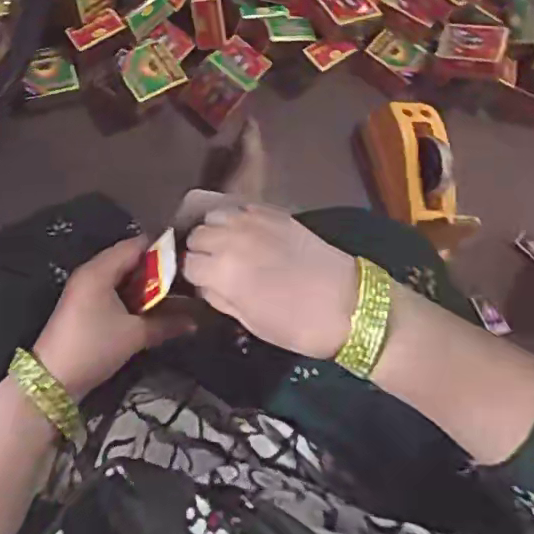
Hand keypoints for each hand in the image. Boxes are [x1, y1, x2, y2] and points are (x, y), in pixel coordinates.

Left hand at [32, 237, 194, 399]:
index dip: (161, 249)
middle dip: (154, 267)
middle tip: (182, 277)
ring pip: (120, 273)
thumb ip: (166, 324)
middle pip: (127, 257)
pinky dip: (129, 292)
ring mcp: (84, 286)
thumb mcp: (134, 336)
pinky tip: (147, 305)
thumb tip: (194, 322)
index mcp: (100, 270)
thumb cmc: (94, 348)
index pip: (135, 245)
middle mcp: (90, 271)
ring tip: (171, 291)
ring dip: (142, 281)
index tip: (186, 258)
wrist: (53, 379)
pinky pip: (111, 286)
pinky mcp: (82, 302)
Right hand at [182, 204, 358, 359]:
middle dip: (199, 250)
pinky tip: (247, 234)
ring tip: (227, 245)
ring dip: (215, 230)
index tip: (198, 282)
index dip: (189, 274)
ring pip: (215, 215)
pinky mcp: (273, 212)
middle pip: (196, 235)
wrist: (348, 303)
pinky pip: (240, 208)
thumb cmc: (297, 325)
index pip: (185, 263)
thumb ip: (218, 297)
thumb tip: (202, 282)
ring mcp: (253, 221)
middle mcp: (231, 239)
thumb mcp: (250, 321)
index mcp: (222, 271)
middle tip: (213, 265)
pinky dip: (236, 219)